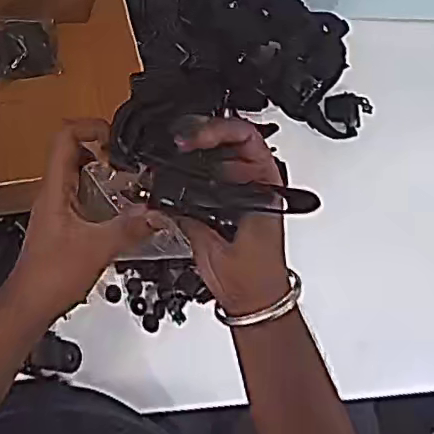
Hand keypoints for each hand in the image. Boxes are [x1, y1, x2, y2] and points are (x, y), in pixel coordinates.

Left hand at [2, 119, 163, 321]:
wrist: (28, 306)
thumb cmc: (48, 278)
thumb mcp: (96, 249)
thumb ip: (128, 228)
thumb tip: (153, 213)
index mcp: (55, 188)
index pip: (65, 136)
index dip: (90, 127)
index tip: (113, 136)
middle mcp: (53, 191)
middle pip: (73, 149)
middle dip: (102, 147)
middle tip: (124, 158)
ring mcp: (56, 205)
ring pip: (78, 171)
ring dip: (102, 170)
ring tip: (125, 179)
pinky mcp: (62, 220)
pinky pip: (81, 192)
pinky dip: (101, 191)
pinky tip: (117, 209)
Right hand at [176, 118, 293, 316]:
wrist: (256, 304)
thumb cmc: (253, 279)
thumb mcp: (216, 248)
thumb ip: (190, 219)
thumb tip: (168, 196)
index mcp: (265, 183)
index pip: (246, 137)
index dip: (219, 130)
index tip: (195, 139)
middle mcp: (255, 180)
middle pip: (230, 137)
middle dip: (202, 132)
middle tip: (179, 139)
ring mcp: (242, 186)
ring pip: (218, 151)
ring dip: (195, 147)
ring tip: (175, 149)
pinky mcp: (227, 197)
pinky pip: (209, 171)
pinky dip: (191, 167)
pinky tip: (174, 169)